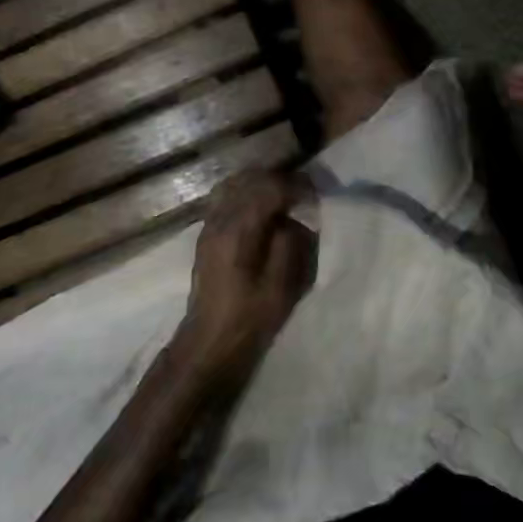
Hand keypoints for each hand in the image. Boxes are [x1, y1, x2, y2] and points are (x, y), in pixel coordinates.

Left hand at [171, 170, 316, 383]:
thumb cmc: (250, 318)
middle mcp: (220, 219)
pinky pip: (226, 195)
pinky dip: (246, 191)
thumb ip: (291, 243)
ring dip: (262, 182)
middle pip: (251, 179)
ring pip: (235, 183)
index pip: (270, 188)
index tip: (316, 195)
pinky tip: (261, 205)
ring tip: (284, 195)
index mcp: (239, 230)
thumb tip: (294, 219)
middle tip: (304, 193)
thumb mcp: (282, 285)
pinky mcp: (207, 232)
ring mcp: (209, 224)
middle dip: (281, 179)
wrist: (210, 342)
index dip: (296, 186)